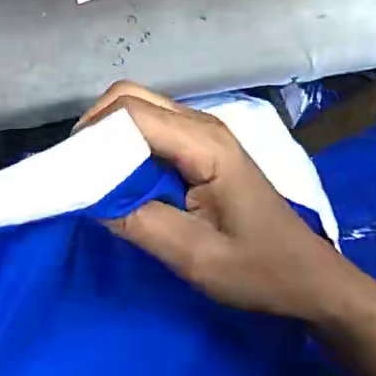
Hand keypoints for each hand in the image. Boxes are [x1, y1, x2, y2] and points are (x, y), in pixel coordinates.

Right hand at [79, 83, 362, 324]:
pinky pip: (155, 131)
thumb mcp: (195, 257)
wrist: (308, 276)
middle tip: (74, 176)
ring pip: (141, 111)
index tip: (67, 175)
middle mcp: (205, 126)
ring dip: (109, 137)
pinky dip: (127, 147)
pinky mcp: (204, 150)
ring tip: (90, 181)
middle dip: (95, 129)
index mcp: (206, 145)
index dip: (92, 136)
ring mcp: (206, 135)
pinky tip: (119, 182)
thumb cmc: (259, 269)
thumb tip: (88, 195)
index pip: (132, 112)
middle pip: (133, 99)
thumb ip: (139, 221)